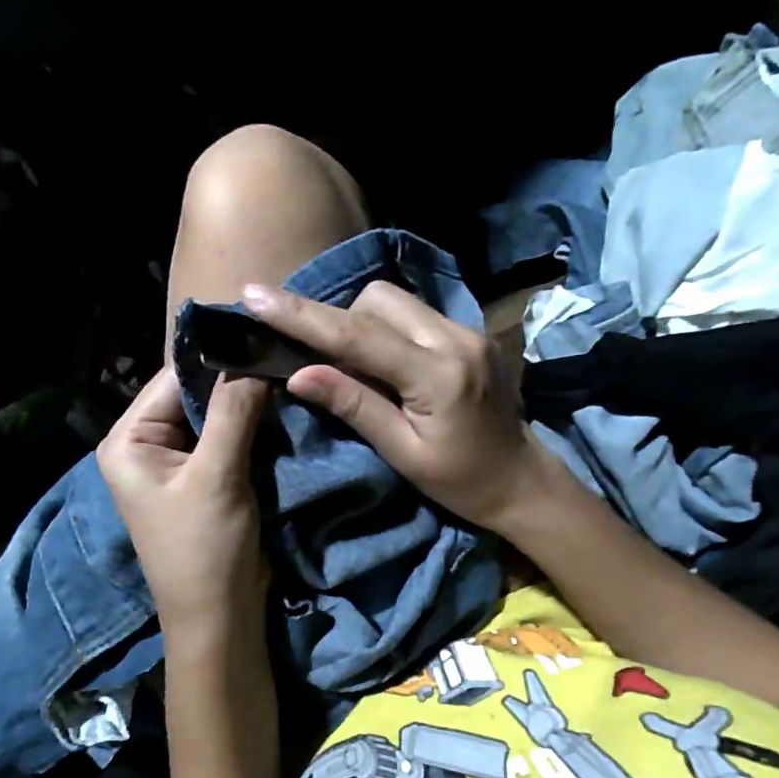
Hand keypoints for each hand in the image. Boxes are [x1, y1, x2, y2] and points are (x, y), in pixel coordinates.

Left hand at [98, 366, 271, 632]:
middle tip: (285, 354)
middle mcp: (148, 444)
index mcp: (129, 440)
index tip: (266, 333)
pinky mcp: (208, 479)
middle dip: (239, 380)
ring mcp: (180, 462)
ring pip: (218, 415)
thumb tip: (253, 354)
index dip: (219, 355)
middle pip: (196, 393)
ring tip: (290, 376)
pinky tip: (284, 412)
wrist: (221, 616)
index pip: (174, 376)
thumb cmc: (205, 549)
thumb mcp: (217, 476)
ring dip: (251, 404)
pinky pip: (231, 439)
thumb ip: (232, 413)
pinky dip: (255, 428)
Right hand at [241, 280, 557, 529]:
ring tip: (363, 369)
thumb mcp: (404, 452)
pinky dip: (392, 331)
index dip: (303, 315)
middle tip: (333, 366)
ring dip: (367, 324)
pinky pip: (419, 314)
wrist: (522, 480)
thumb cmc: (462, 482)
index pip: (358, 335)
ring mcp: (470, 332)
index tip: (256, 296)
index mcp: (439, 376)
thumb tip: (299, 374)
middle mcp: (457, 340)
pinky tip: (392, 364)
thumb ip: (355, 406)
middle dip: (343, 322)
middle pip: (379, 300)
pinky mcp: (474, 334)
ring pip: (399, 301)